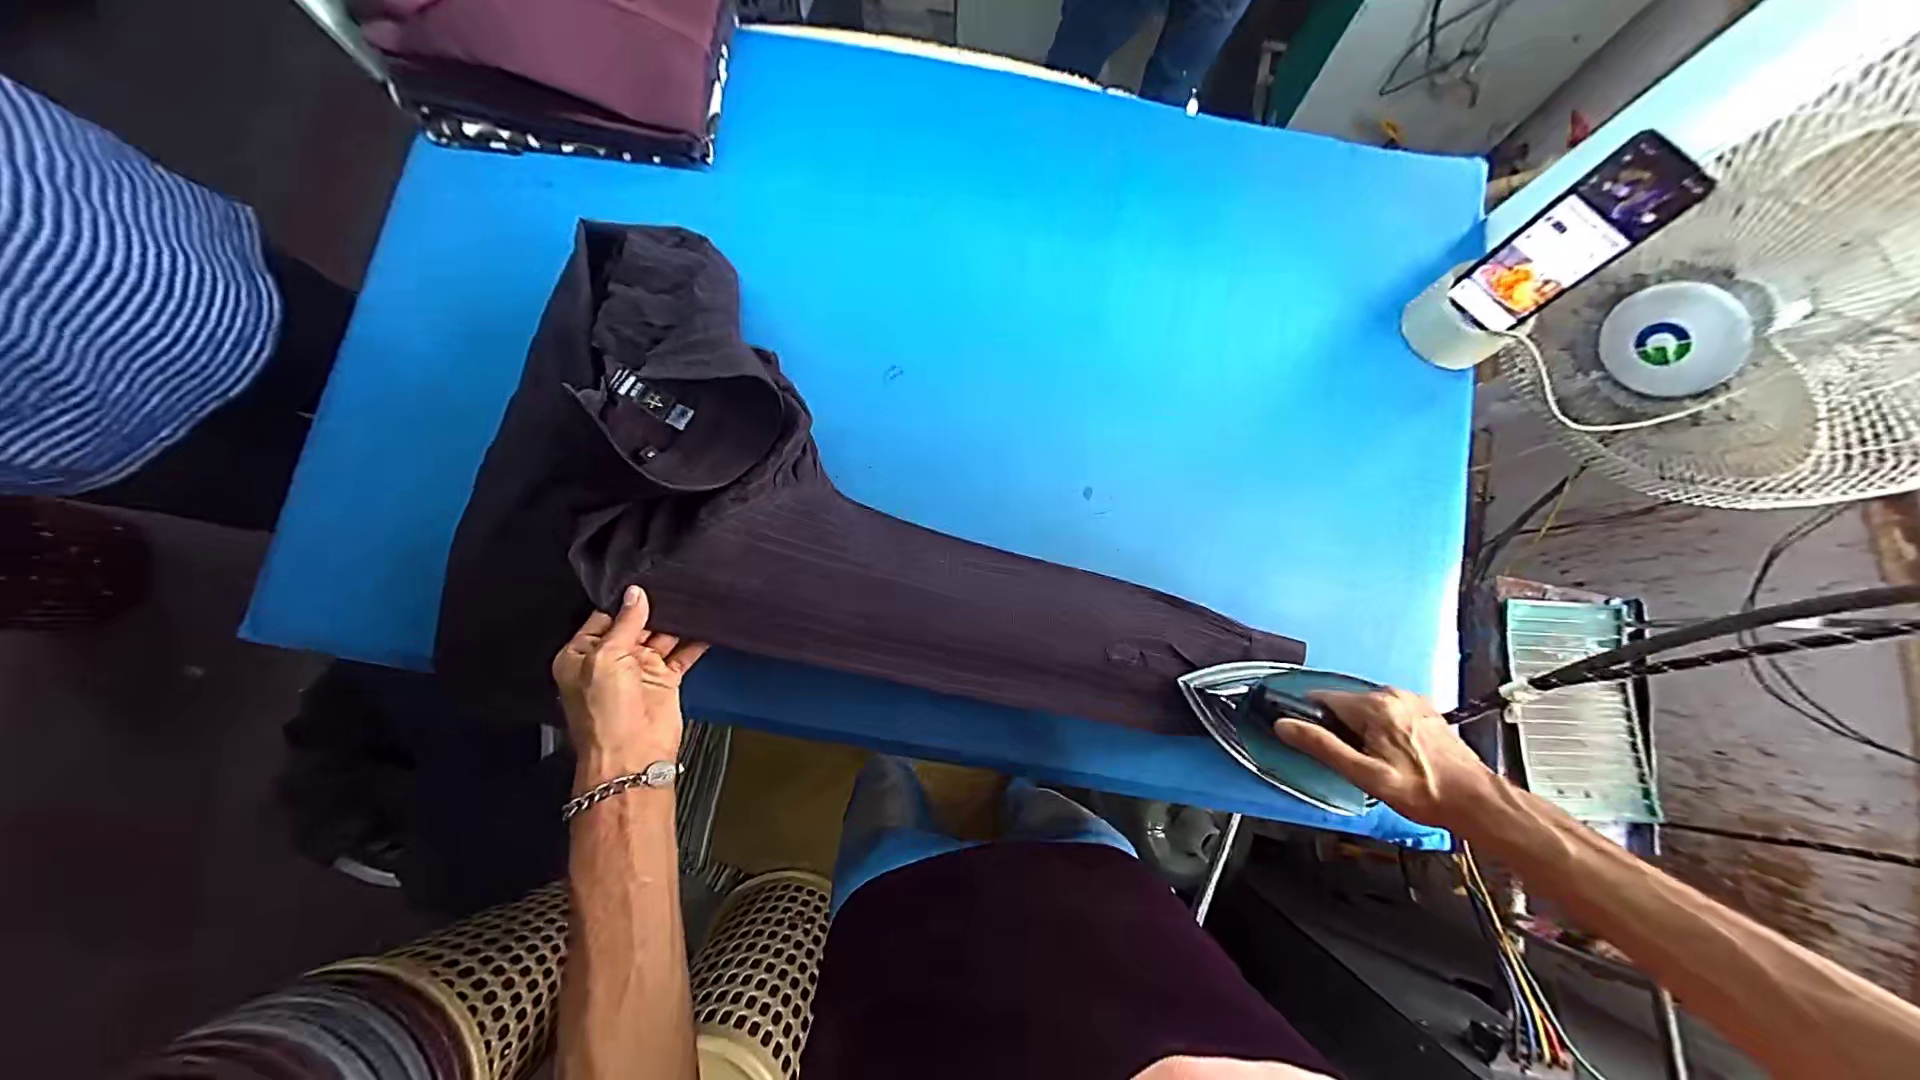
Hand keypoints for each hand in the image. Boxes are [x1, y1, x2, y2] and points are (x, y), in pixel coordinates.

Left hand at [552, 585, 708, 783]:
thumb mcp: (606, 657)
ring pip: (662, 636)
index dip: (624, 602)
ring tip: (691, 603)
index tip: (643, 584)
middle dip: (653, 610)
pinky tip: (705, 629)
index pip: (605, 617)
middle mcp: (610, 661)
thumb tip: (635, 595)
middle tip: (672, 590)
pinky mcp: (664, 680)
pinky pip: (682, 654)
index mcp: (582, 655)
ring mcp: (639, 670)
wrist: (632, 755)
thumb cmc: (605, 716)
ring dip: (676, 623)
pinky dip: (695, 642)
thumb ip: (624, 623)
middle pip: (636, 624)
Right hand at [1272, 687, 1501, 831]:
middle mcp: (1392, 694)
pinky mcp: (1424, 710)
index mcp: (1374, 705)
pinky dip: (1381, 728)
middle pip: (1344, 704)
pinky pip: (1386, 711)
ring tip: (1378, 760)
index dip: (1312, 720)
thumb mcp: (1364, 774)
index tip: (1319, 744)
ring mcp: (1411, 700)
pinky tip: (1395, 753)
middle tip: (1356, 760)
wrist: (1478, 803)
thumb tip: (1284, 725)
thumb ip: (1321, 746)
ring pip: (1365, 708)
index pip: (1321, 698)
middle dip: (1340, 727)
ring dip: (1361, 729)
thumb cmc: (1422, 792)